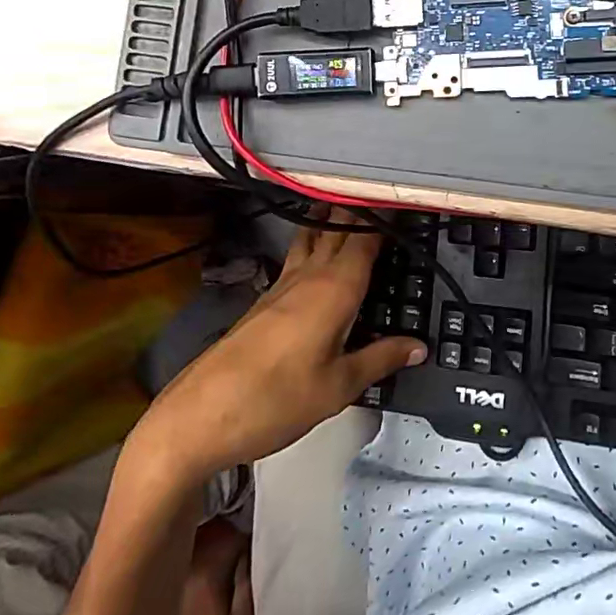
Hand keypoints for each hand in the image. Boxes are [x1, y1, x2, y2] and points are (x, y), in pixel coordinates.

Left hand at [131, 211, 425, 481]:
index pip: (367, 240)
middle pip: (337, 231)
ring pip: (311, 238)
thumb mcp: (339, 386)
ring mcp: (281, 287)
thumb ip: (381, 359)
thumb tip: (416, 347)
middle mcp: (308, 278)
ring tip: (346, 205)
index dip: (388, 221)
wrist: (199, 417)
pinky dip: (313, 245)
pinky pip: (297, 259)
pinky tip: (314, 255)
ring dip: (330, 220)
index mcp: (334, 290)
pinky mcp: (263, 302)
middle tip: (382, 197)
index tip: (405, 207)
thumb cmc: (273, 401)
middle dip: (359, 211)